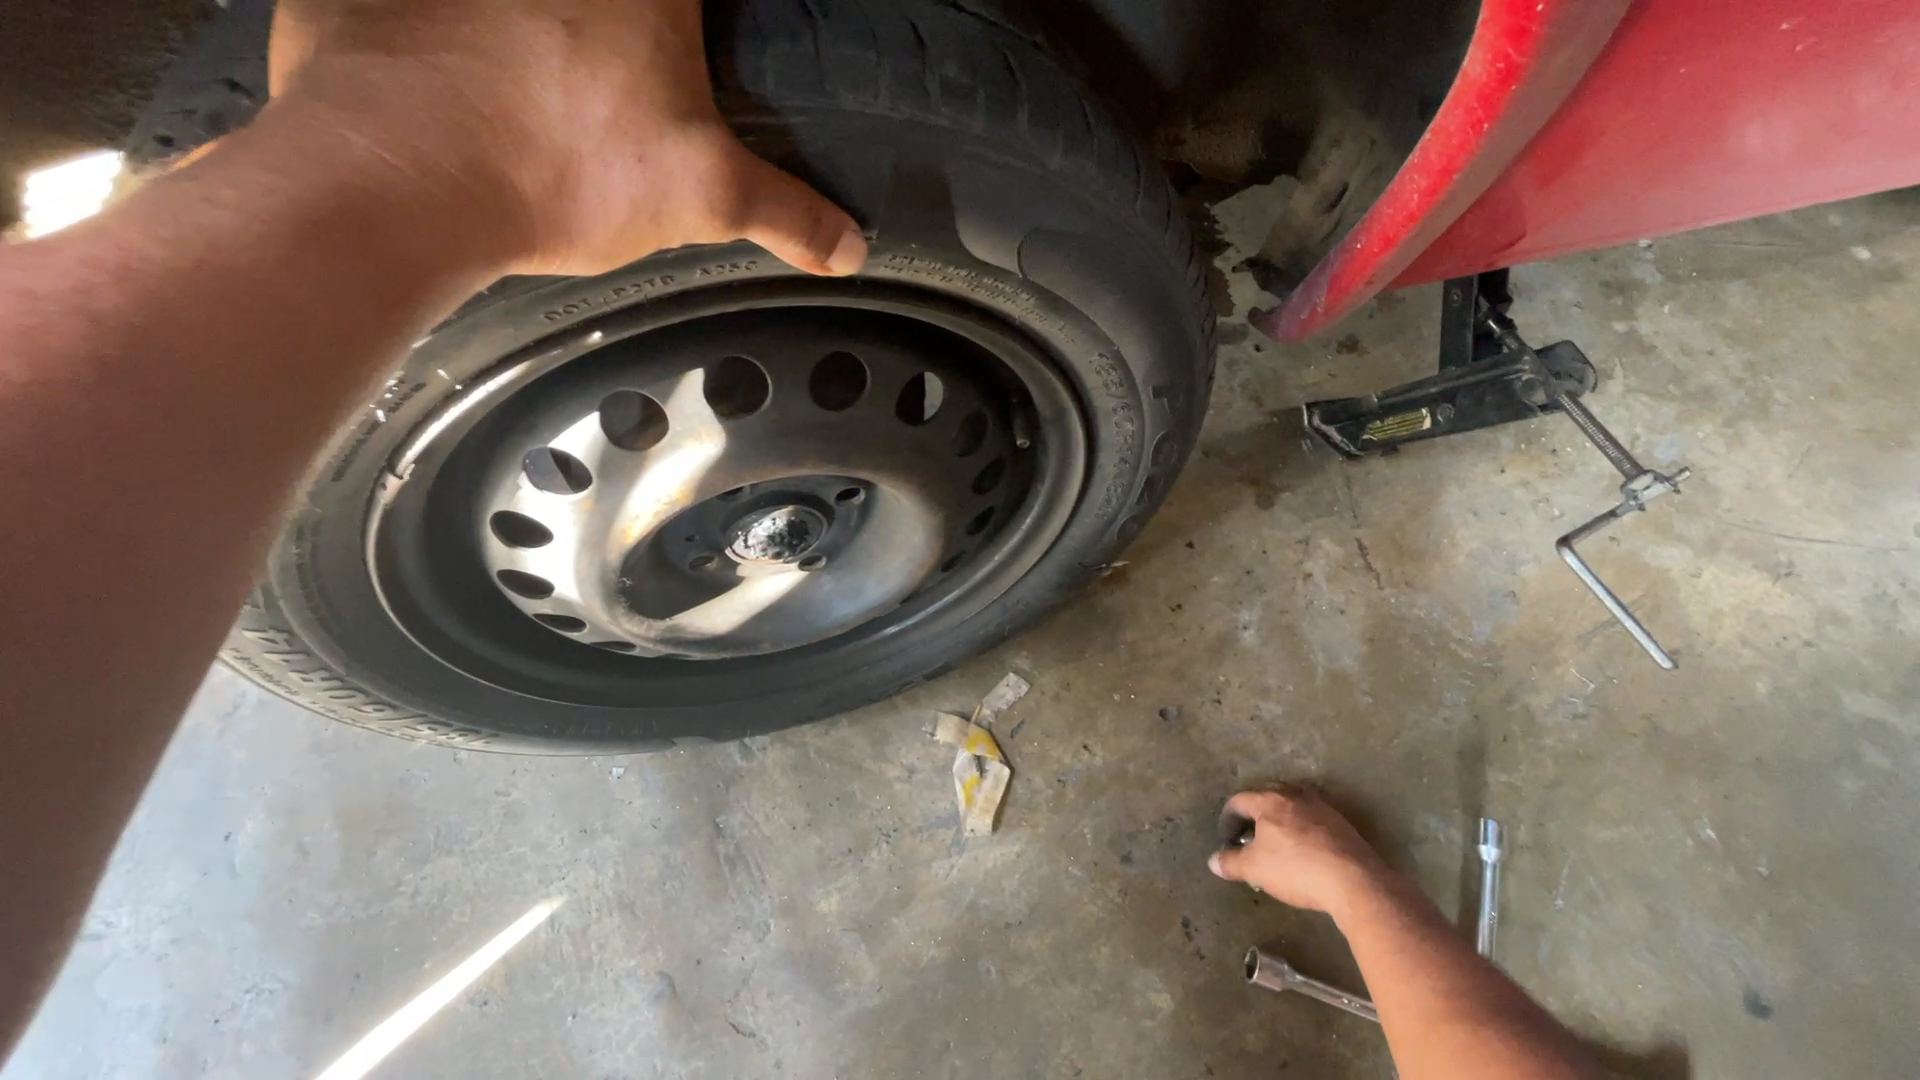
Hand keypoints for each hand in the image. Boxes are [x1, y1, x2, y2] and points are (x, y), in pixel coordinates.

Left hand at [266, 0, 867, 276]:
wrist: (403, 177)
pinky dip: (452, 21)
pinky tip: (469, 60)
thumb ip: (791, 217)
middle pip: (627, 2)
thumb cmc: (572, 167)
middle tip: (636, 72)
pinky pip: (436, 3)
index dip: (704, 19)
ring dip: (550, 28)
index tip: (703, 44)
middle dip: (632, 28)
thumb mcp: (706, 198)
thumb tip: (856, 250)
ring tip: (559, 77)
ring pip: (535, 6)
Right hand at [1208, 787, 1388, 917]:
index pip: (1239, 800)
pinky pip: (1312, 817)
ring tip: (1275, 839)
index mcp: (1269, 801)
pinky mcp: (1341, 823)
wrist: (1354, 881)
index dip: (1227, 819)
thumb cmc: (1296, 869)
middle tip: (1248, 834)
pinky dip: (1301, 827)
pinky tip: (1303, 847)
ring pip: (1292, 804)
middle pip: (1267, 795)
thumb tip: (1212, 861)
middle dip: (1254, 812)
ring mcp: (1321, 807)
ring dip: (1280, 817)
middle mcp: (1294, 795)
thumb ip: (1230, 862)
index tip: (1227, 838)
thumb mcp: (1255, 869)